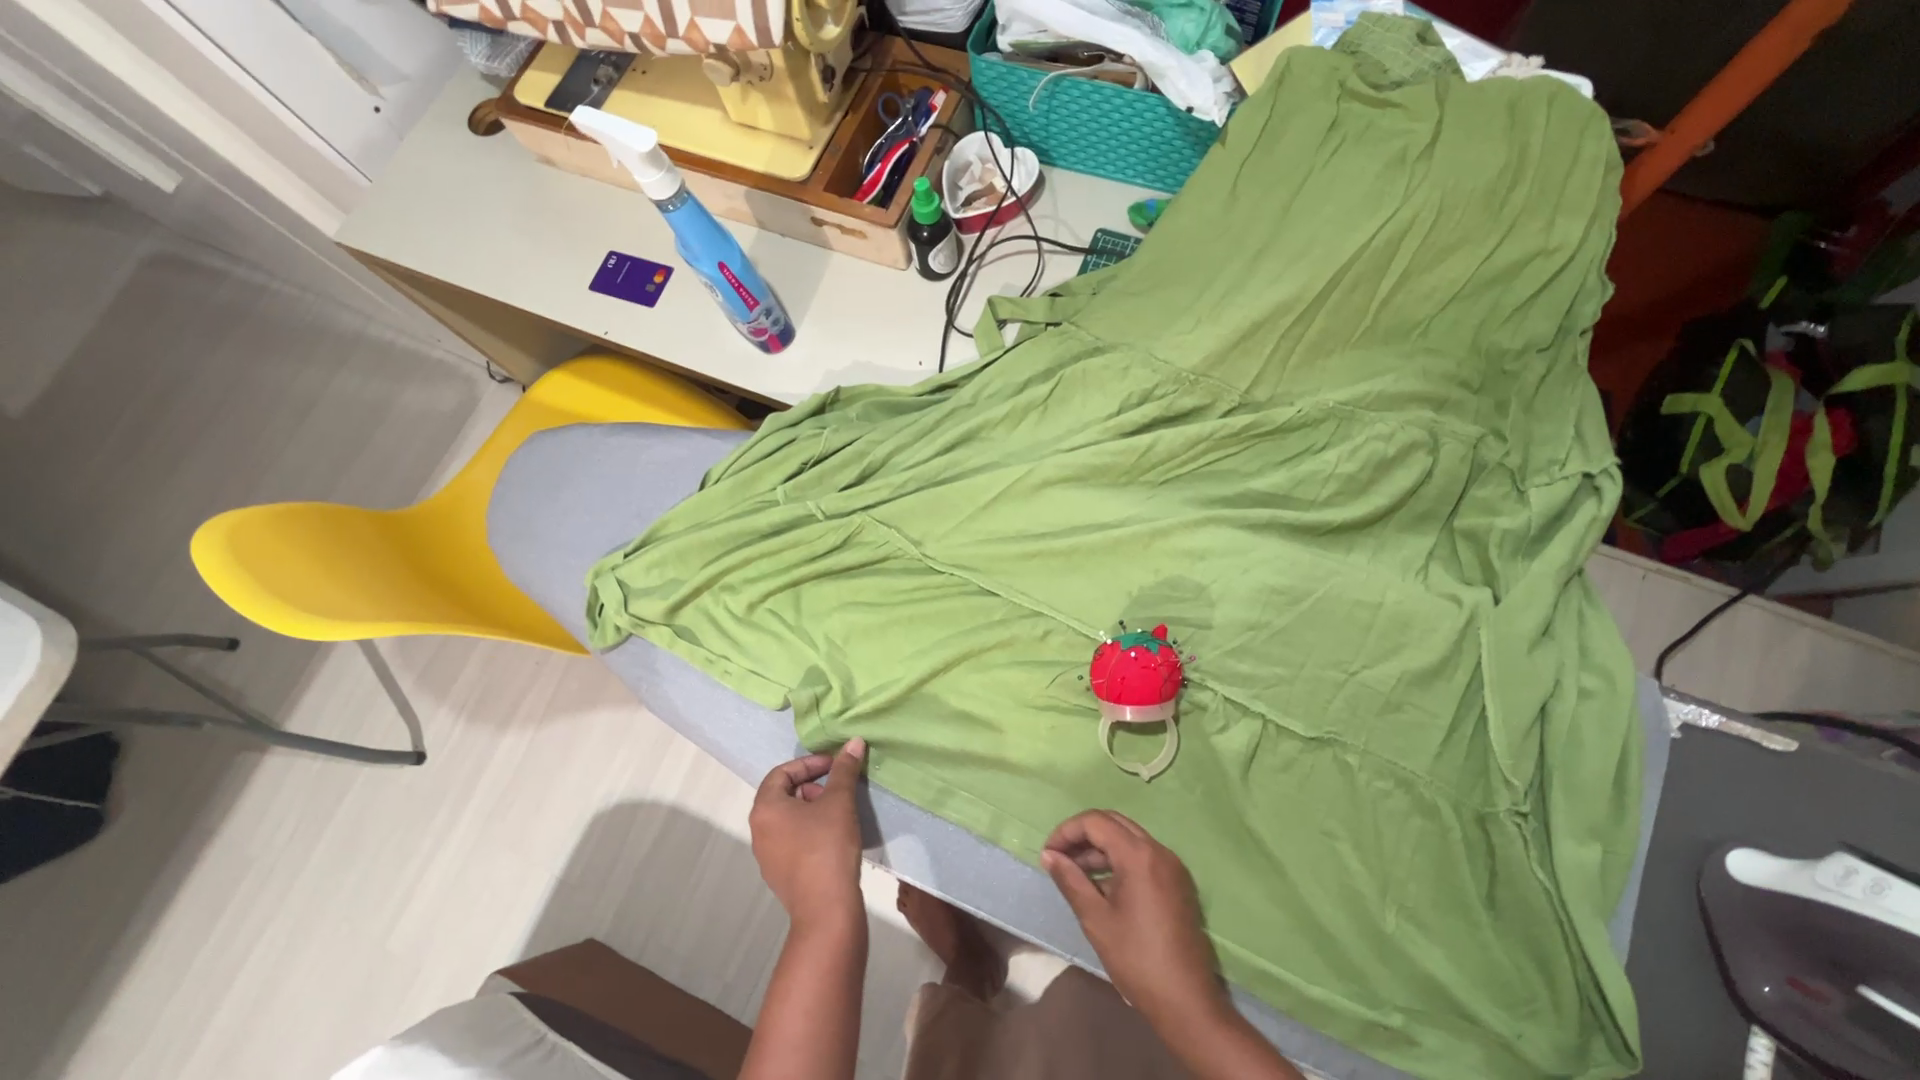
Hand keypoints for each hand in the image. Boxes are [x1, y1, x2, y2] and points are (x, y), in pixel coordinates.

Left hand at [749, 739, 867, 930]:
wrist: (826, 908)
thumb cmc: (828, 846)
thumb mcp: (839, 802)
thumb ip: (844, 770)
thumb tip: (854, 742)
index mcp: (765, 808)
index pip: (782, 773)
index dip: (809, 764)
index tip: (835, 765)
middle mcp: (758, 830)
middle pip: (783, 795)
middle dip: (812, 787)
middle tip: (838, 789)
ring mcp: (767, 856)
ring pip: (788, 820)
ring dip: (812, 809)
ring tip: (840, 813)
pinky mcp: (780, 875)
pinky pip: (792, 842)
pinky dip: (810, 831)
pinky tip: (835, 839)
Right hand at [1042, 810, 1227, 1026]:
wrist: (1184, 998)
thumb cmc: (1135, 958)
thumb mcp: (1095, 918)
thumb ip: (1070, 880)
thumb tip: (1049, 855)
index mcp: (1139, 855)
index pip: (1096, 822)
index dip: (1067, 831)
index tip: (1048, 854)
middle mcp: (1159, 851)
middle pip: (1114, 823)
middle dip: (1083, 835)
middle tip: (1059, 858)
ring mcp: (1172, 866)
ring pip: (1129, 839)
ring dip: (1100, 848)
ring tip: (1075, 874)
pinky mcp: (1177, 882)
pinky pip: (1143, 857)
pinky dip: (1119, 860)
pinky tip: (1102, 886)